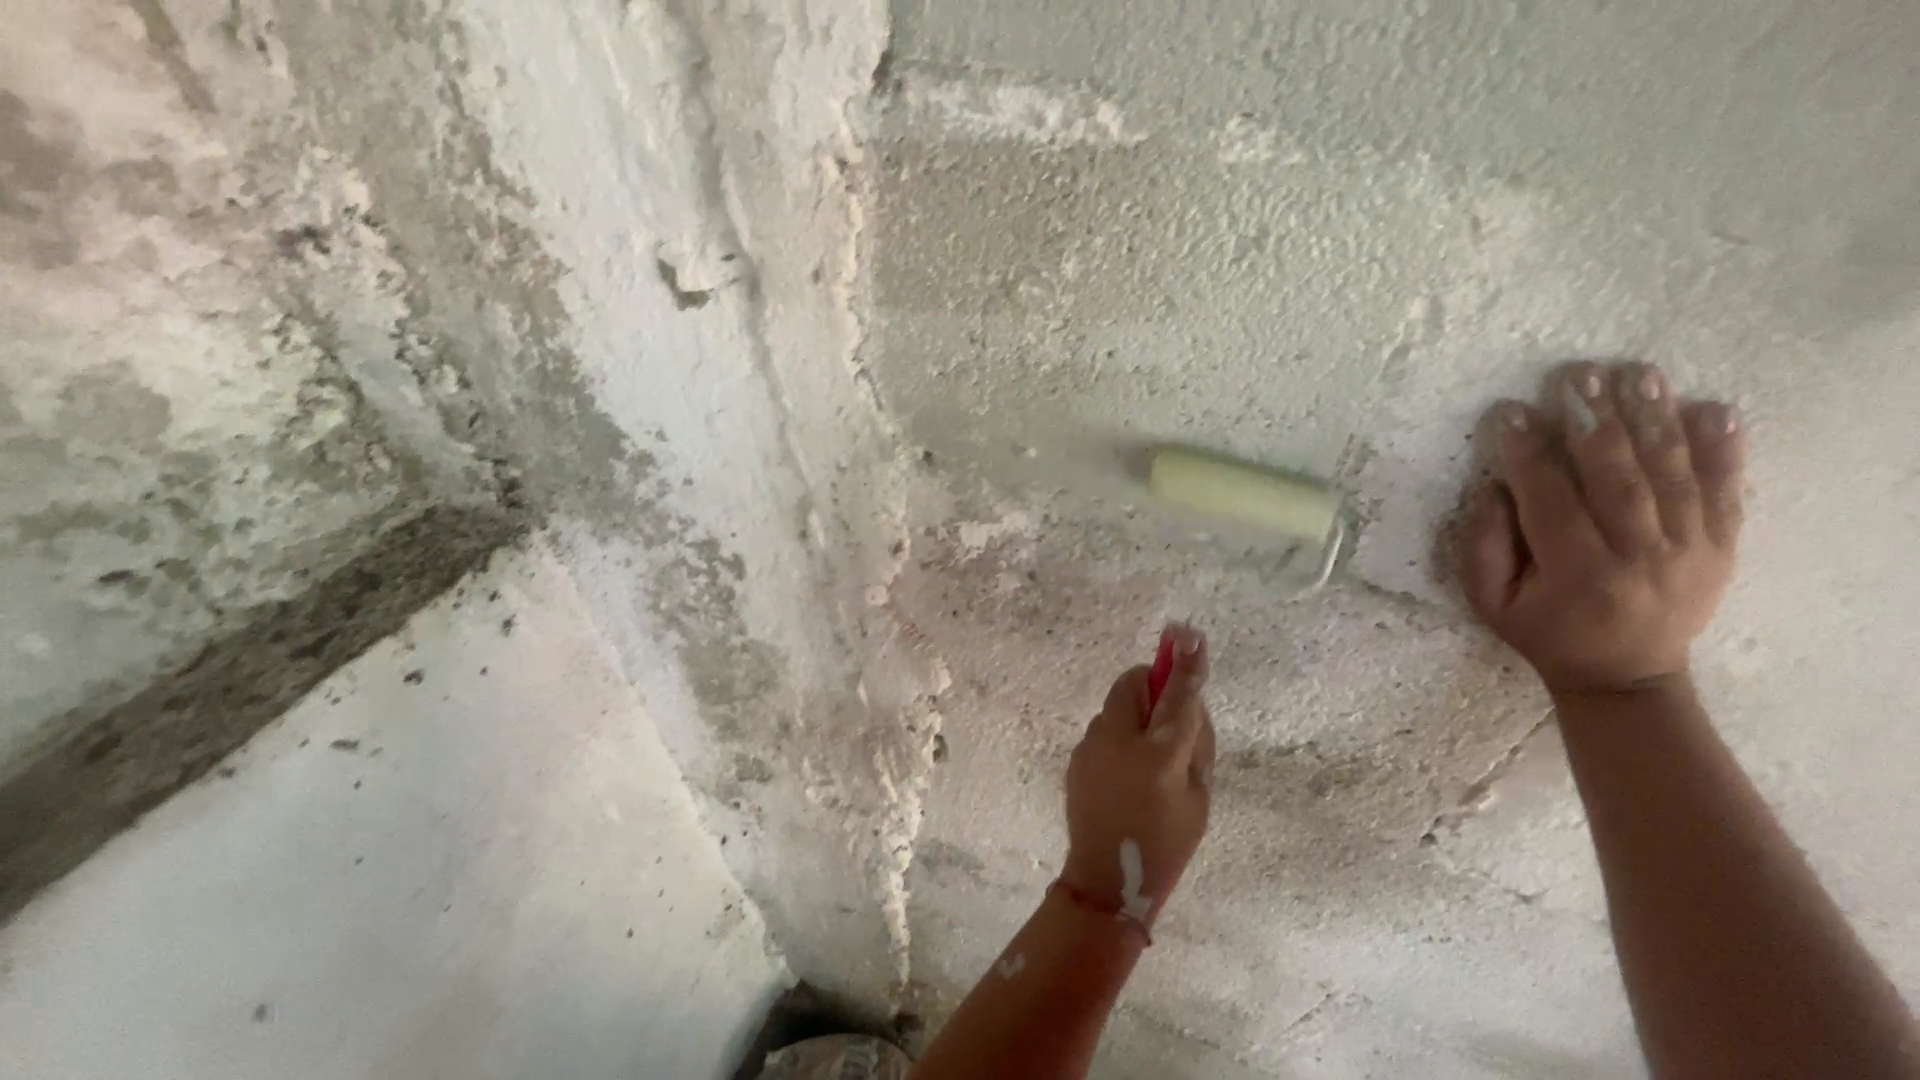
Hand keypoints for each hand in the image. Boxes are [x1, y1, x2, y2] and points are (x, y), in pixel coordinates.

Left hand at [1058, 624, 1215, 925]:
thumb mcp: (1200, 799)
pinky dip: (1118, 735)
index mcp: (1159, 755)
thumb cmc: (1165, 844)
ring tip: (1145, 757)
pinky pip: (1103, 730)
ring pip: (1115, 706)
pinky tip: (1124, 773)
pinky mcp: (1076, 756)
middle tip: (1165, 713)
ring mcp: (1092, 746)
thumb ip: (1196, 746)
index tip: (1189, 632)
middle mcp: (1120, 740)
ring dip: (1134, 714)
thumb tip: (1189, 707)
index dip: (1186, 664)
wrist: (1106, 879)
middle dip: (1150, 685)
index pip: (1178, 697)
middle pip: (1132, 683)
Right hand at [1459, 361, 1744, 695]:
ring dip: (1654, 418)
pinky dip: (1722, 447)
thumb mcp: (1489, 601)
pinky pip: (1726, 490)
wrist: (1627, 674)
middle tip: (1576, 377)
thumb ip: (1483, 546)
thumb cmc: (1545, 632)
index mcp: (1579, 575)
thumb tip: (1496, 488)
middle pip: (1619, 478)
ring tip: (1636, 374)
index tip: (1510, 412)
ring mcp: (1691, 551)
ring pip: (1673, 474)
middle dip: (1595, 422)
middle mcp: (1642, 558)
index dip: (1528, 454)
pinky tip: (1711, 407)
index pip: (1551, 500)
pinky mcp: (1722, 546)